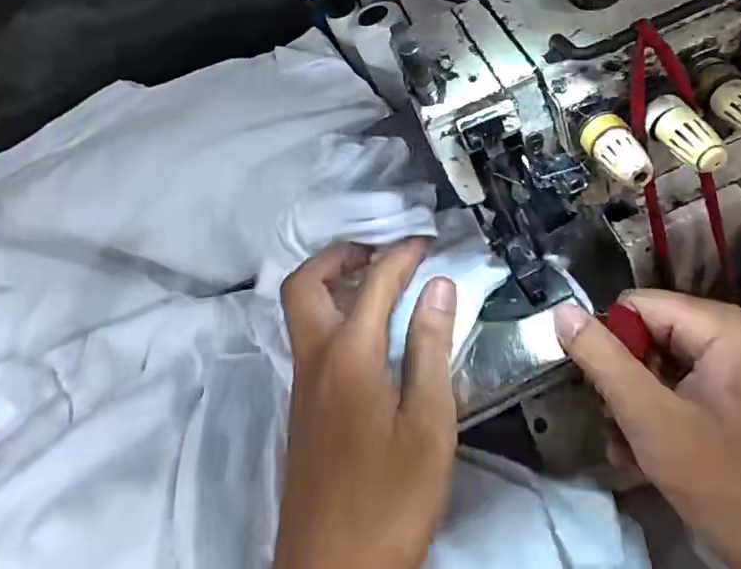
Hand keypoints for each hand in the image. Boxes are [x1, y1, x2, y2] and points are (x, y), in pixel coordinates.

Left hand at [274, 240, 458, 568]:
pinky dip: (333, 312)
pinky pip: (310, 335)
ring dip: (332, 282)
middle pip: (305, 283)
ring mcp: (303, 383)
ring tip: (377, 285)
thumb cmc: (389, 500)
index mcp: (348, 356)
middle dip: (340, 255)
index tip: (427, 241)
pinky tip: (368, 335)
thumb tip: (438, 286)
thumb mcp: (428, 426)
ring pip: (302, 309)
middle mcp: (315, 358)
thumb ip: (430, 349)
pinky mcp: (303, 407)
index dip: (402, 254)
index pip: (374, 282)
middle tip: (380, 253)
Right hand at [554, 290, 740, 568]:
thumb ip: (603, 362)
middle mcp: (729, 339)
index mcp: (718, 326)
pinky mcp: (736, 410)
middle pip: (646, 336)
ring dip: (633, 408)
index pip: (634, 305)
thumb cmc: (732, 486)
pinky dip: (657, 423)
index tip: (594, 387)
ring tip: (623, 447)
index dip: (607, 341)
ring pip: (658, 370)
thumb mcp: (654, 422)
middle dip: (620, 381)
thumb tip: (562, 311)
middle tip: (609, 422)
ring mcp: (735, 376)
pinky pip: (681, 396)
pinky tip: (643, 459)